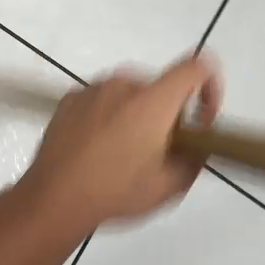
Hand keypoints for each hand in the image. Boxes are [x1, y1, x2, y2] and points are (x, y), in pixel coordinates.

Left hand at [16, 55, 221, 234]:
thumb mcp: (168, 188)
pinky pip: (102, 101)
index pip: (196, 67)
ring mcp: (93, 88)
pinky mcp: (70, 98)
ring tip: (124, 153)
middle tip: (160, 149)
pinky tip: (98, 148)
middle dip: (168, 112)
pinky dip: (108, 117)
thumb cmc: (116, 192)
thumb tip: (196, 149)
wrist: (54, 198)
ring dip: (136, 115)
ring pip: (129, 94)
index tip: (202, 120)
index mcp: (154, 100)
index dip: (210, 87)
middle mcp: (124, 84)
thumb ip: (194, 162)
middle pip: (161, 86)